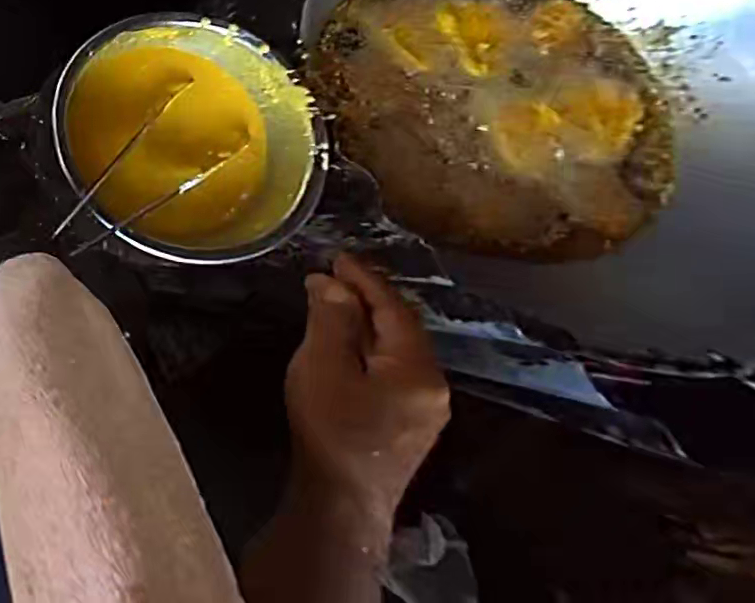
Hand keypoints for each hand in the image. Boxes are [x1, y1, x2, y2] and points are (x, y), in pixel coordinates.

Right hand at [284, 254, 449, 522]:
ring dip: (365, 320)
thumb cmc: (331, 425)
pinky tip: (345, 341)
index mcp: (417, 369)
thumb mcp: (323, 363)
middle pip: (400, 328)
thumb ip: (331, 318)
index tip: (337, 256)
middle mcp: (431, 386)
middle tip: (332, 273)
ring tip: (334, 299)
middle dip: (366, 297)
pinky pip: (390, 367)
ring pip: (395, 349)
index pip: (394, 309)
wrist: (342, 498)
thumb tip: (331, 282)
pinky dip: (367, 344)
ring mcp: (423, 408)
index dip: (365, 279)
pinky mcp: (406, 423)